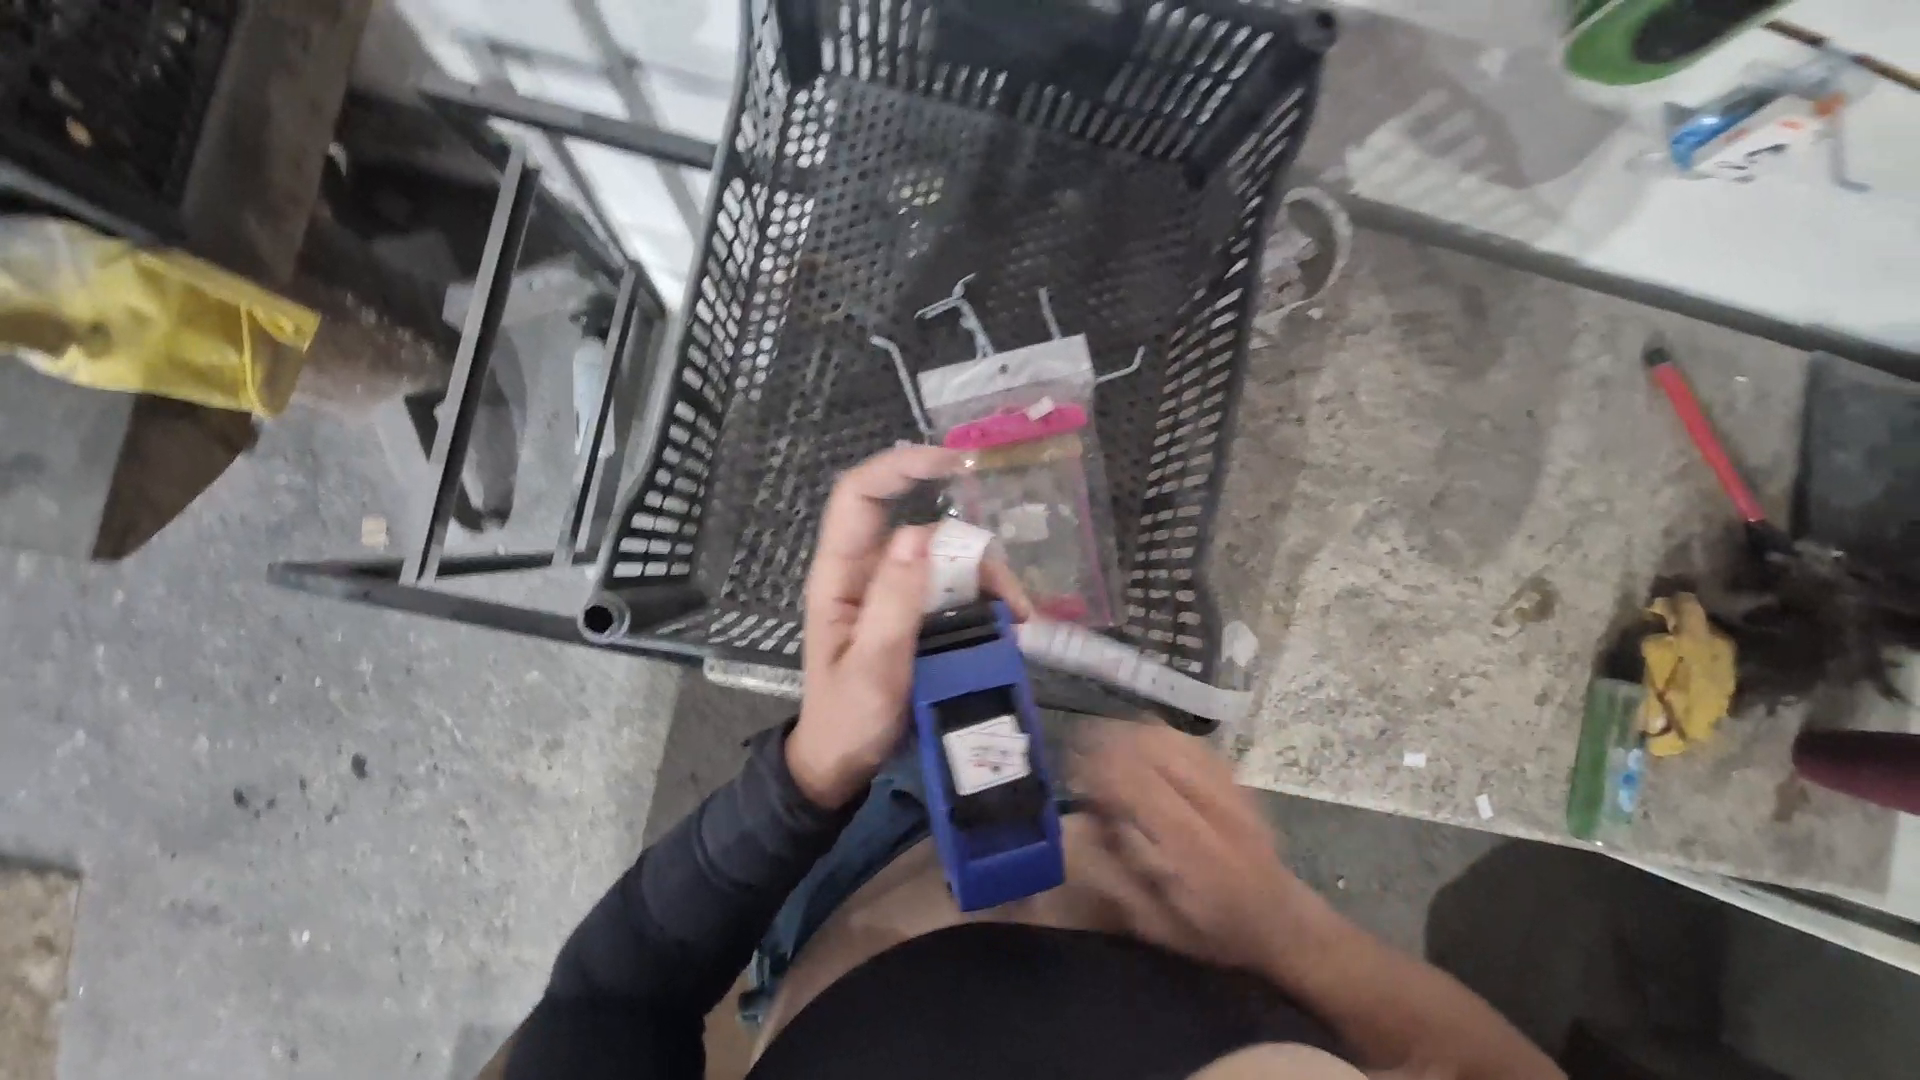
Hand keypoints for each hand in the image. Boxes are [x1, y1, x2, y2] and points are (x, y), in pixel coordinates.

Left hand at [787, 445, 1028, 808]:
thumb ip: (894, 602)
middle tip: (1004, 581)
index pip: (860, 496)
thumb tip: (919, 535)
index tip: (952, 461)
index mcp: (840, 574)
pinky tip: (1013, 623)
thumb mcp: (872, 666)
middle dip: (965, 542)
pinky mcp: (920, 616)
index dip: (900, 467)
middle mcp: (869, 573)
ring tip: (1017, 616)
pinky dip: (987, 599)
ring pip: (947, 559)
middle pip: (918, 525)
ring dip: (985, 577)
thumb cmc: (848, 717)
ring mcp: (897, 594)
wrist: (847, 764)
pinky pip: (958, 590)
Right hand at [1075, 723, 1323, 970]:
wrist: (1281, 921)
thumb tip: (1078, 825)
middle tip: (1080, 765)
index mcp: (1191, 847)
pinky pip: (1185, 739)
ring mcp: (1226, 784)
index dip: (1096, 770)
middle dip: (1105, 747)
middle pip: (1149, 747)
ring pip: (1166, 736)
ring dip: (1125, 737)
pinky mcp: (1233, 774)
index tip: (1070, 777)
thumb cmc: (1211, 930)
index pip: (1137, 783)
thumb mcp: (1155, 923)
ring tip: (1103, 756)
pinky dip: (1153, 737)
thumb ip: (1113, 873)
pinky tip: (1138, 751)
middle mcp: (1211, 805)